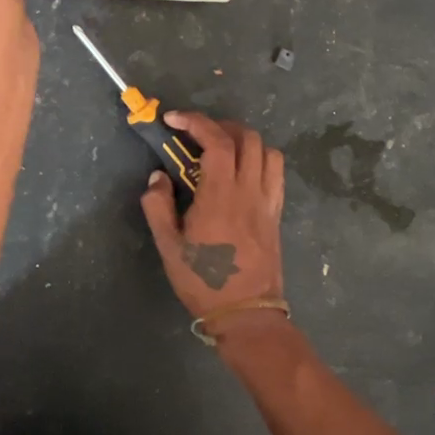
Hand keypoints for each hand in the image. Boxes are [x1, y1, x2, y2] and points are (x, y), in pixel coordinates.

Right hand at [140, 111, 285, 325]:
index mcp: (221, 195)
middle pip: (247, 138)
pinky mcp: (276, 215)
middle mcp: (249, 191)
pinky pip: (276, 174)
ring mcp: (268, 202)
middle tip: (195, 134)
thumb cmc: (203, 280)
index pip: (216, 141)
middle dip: (219, 126)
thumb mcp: (168, 246)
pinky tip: (240, 173)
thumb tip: (158, 177)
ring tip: (220, 149)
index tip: (173, 120)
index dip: (195, 122)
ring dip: (243, 140)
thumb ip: (158, 205)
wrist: (247, 314)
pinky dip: (259, 160)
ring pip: (267, 152)